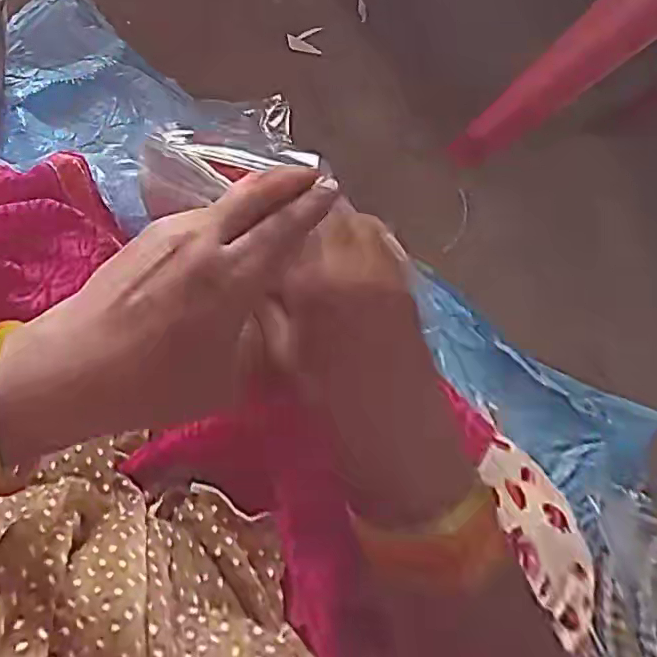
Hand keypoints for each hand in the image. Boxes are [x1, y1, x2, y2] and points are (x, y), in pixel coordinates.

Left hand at [25, 166, 340, 431]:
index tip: (330, 190)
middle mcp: (203, 240)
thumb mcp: (226, 376)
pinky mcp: (146, 235)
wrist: (77, 363)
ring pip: (222, 203)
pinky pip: (197, 217)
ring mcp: (170, 232)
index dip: (311, 207)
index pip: (283, 228)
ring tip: (272, 202)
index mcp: (231, 276)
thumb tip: (266, 308)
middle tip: (312, 172)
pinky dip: (223, 215)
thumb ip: (255, 334)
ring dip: (252, 196)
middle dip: (288, 179)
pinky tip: (225, 230)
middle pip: (254, 194)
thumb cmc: (155, 384)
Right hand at [263, 207, 476, 526]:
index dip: (268, 214)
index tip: (250, 218)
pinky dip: (356, 234)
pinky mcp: (405, 281)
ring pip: (355, 218)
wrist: (405, 445)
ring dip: (329, 221)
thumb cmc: (332, 408)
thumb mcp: (281, 356)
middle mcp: (354, 262)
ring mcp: (386, 269)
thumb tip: (250, 269)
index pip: (288, 224)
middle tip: (276, 226)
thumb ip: (264, 305)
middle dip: (299, 211)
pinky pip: (379, 238)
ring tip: (306, 241)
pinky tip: (338, 258)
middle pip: (326, 210)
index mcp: (316, 282)